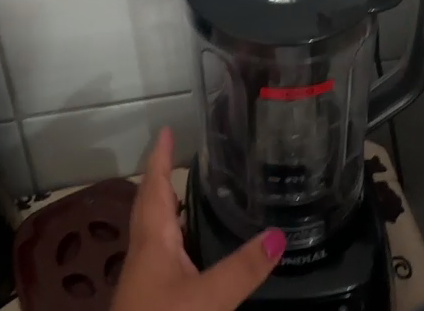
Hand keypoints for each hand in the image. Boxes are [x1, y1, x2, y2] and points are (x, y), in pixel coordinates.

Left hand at [109, 128, 283, 310]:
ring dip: (167, 205)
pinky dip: (173, 235)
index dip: (160, 157)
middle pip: (151, 202)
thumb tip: (279, 235)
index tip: (166, 129)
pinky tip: (188, 248)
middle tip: (179, 152)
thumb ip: (242, 269)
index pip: (155, 184)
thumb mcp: (208, 299)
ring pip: (154, 228)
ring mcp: (144, 276)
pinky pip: (161, 251)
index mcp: (152, 238)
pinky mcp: (150, 296)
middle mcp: (144, 250)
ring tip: (189, 190)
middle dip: (163, 176)